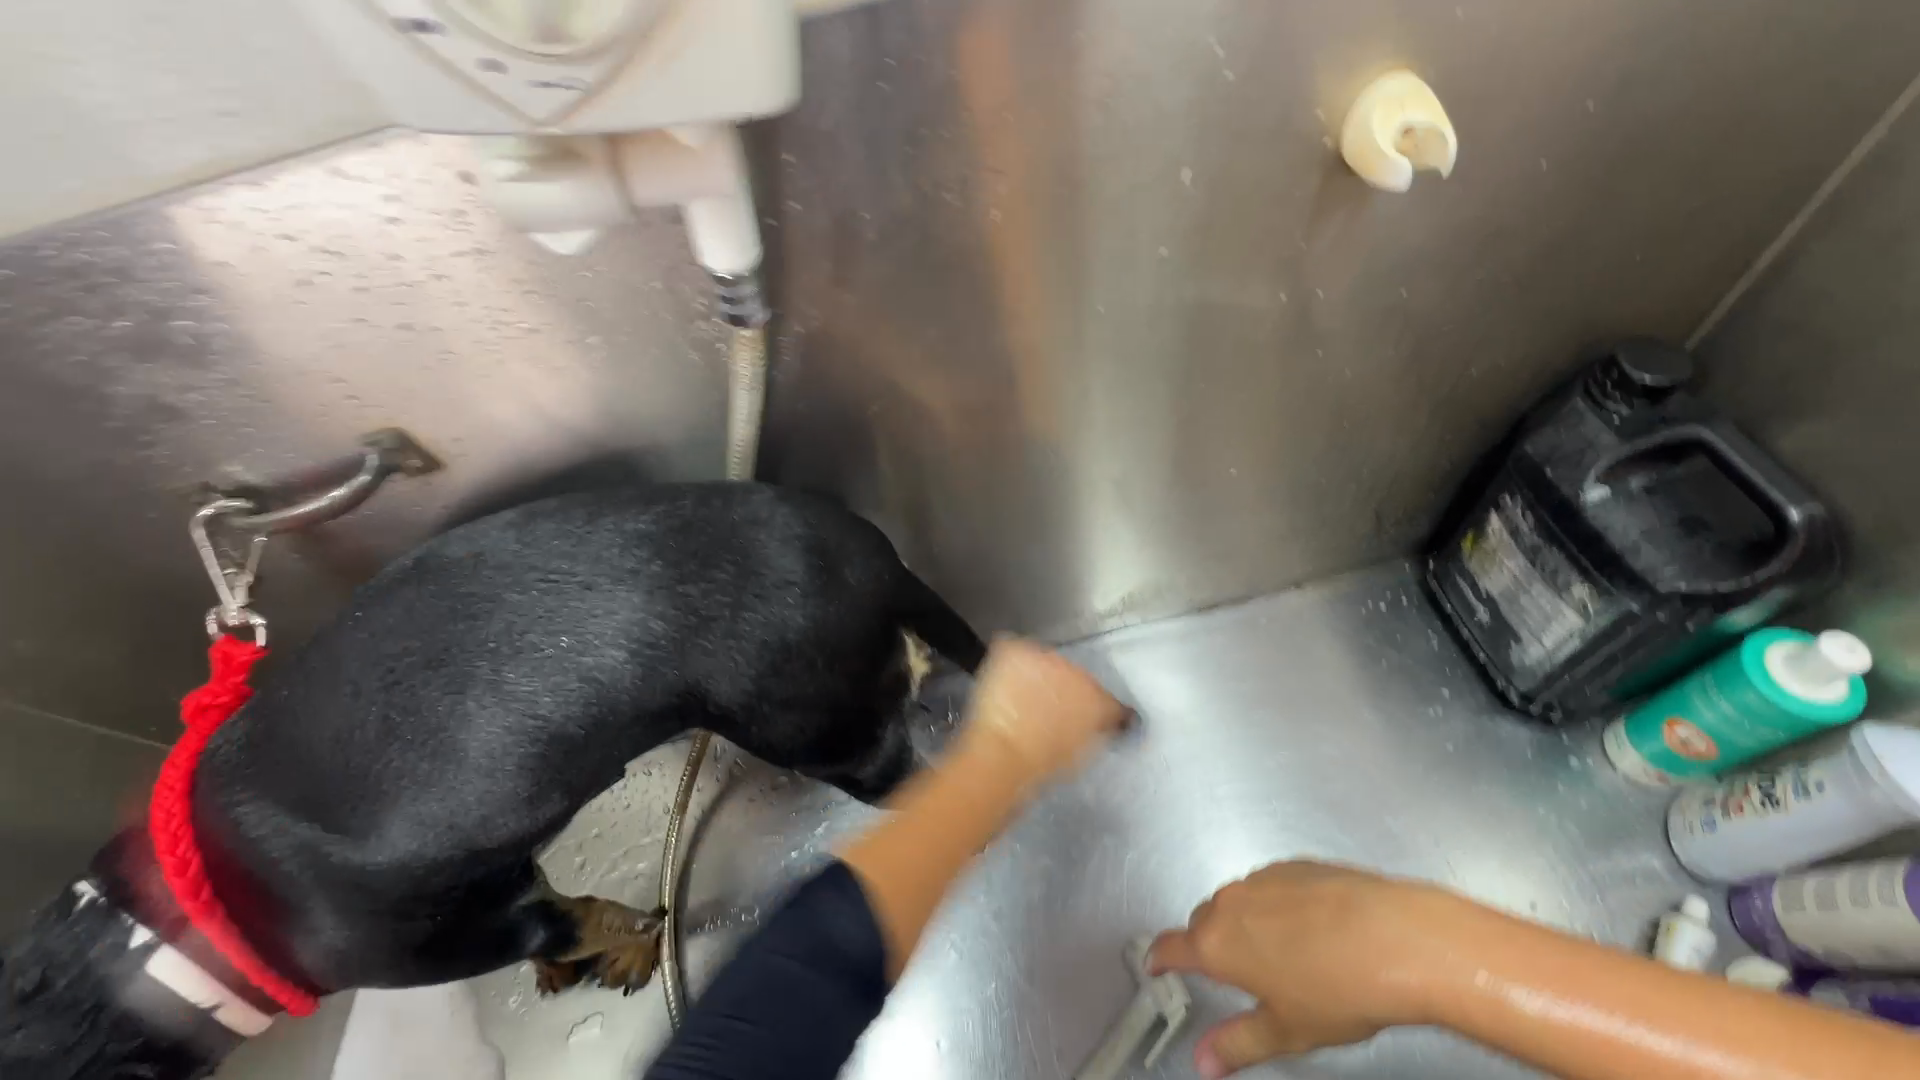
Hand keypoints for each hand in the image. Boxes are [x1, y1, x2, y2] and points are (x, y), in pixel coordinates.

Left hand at [956, 639, 1130, 786]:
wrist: (1005, 752)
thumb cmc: (1044, 763)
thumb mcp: (1083, 752)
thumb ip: (1095, 730)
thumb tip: (1096, 724)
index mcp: (1098, 699)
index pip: (1105, 698)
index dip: (1096, 709)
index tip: (1086, 718)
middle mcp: (1077, 671)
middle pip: (1074, 676)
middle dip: (1065, 689)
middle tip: (1049, 711)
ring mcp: (1045, 658)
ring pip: (1045, 662)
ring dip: (1039, 676)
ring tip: (1023, 699)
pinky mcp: (1016, 652)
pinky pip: (1016, 652)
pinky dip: (1012, 664)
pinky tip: (1007, 684)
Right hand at [1149, 861, 1450, 1077]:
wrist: (1400, 940)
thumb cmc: (1340, 990)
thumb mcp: (1287, 1031)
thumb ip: (1238, 1043)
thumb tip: (1204, 1063)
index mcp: (1216, 944)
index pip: (1170, 946)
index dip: (1160, 958)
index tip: (1157, 964)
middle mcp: (1230, 903)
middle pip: (1204, 922)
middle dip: (1211, 945)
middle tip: (1237, 974)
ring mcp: (1263, 878)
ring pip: (1238, 901)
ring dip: (1246, 923)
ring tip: (1284, 955)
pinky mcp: (1296, 863)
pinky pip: (1271, 885)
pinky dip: (1278, 904)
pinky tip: (1313, 930)